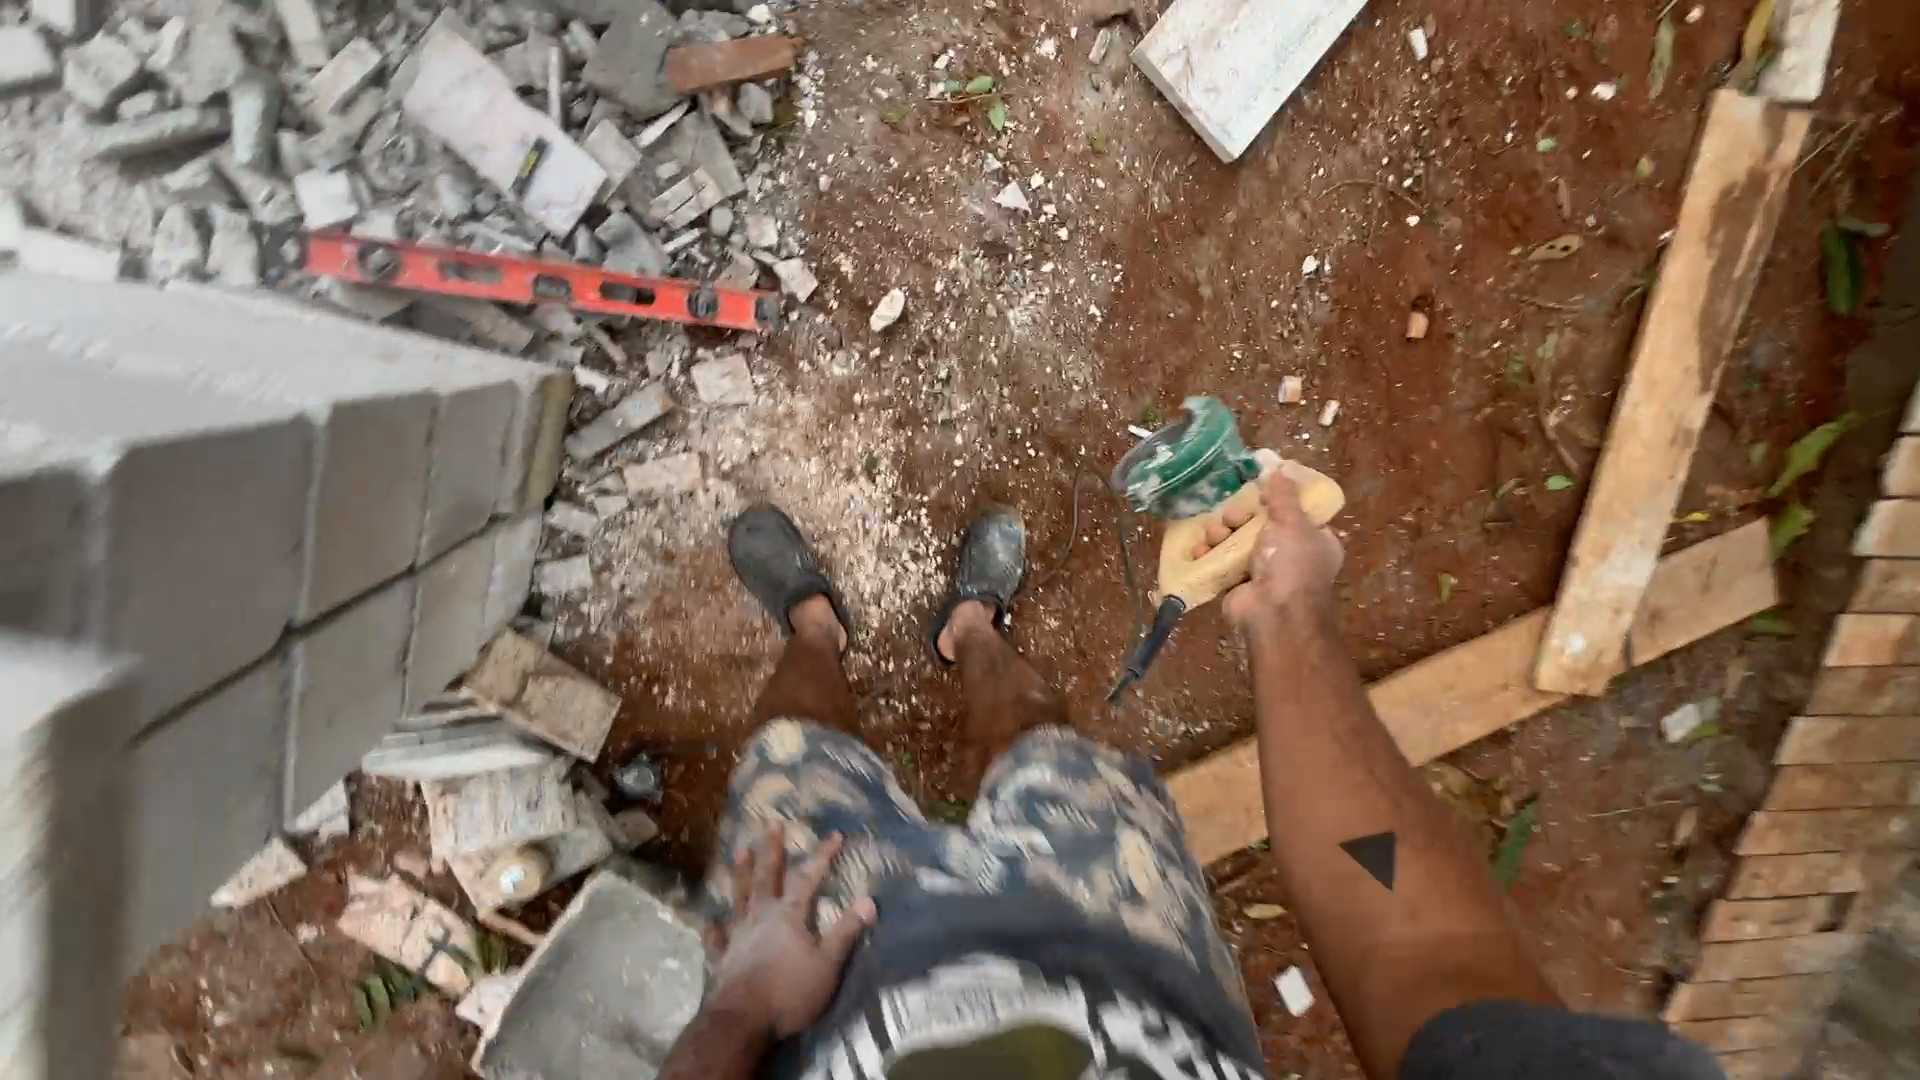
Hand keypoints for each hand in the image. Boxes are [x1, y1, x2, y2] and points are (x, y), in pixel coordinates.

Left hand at [705, 821, 876, 1038]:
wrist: (741, 1022)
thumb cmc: (788, 991)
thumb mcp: (827, 964)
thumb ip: (846, 931)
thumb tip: (870, 899)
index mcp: (789, 915)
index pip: (809, 878)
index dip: (822, 856)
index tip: (835, 835)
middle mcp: (762, 916)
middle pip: (768, 876)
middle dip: (773, 848)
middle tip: (772, 822)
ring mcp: (739, 935)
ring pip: (740, 897)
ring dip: (741, 873)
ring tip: (741, 850)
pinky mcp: (723, 958)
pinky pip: (717, 938)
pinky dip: (713, 928)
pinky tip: (709, 919)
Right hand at [1192, 464, 1344, 633]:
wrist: (1273, 614)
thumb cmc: (1291, 565)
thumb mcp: (1293, 522)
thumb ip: (1284, 495)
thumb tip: (1282, 465)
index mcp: (1314, 539)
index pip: (1294, 510)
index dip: (1275, 496)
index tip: (1256, 486)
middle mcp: (1289, 553)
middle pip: (1258, 521)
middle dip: (1239, 515)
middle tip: (1232, 516)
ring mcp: (1261, 568)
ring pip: (1235, 538)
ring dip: (1220, 532)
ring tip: (1215, 535)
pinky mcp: (1236, 581)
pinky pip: (1219, 559)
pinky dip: (1208, 553)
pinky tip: (1200, 550)